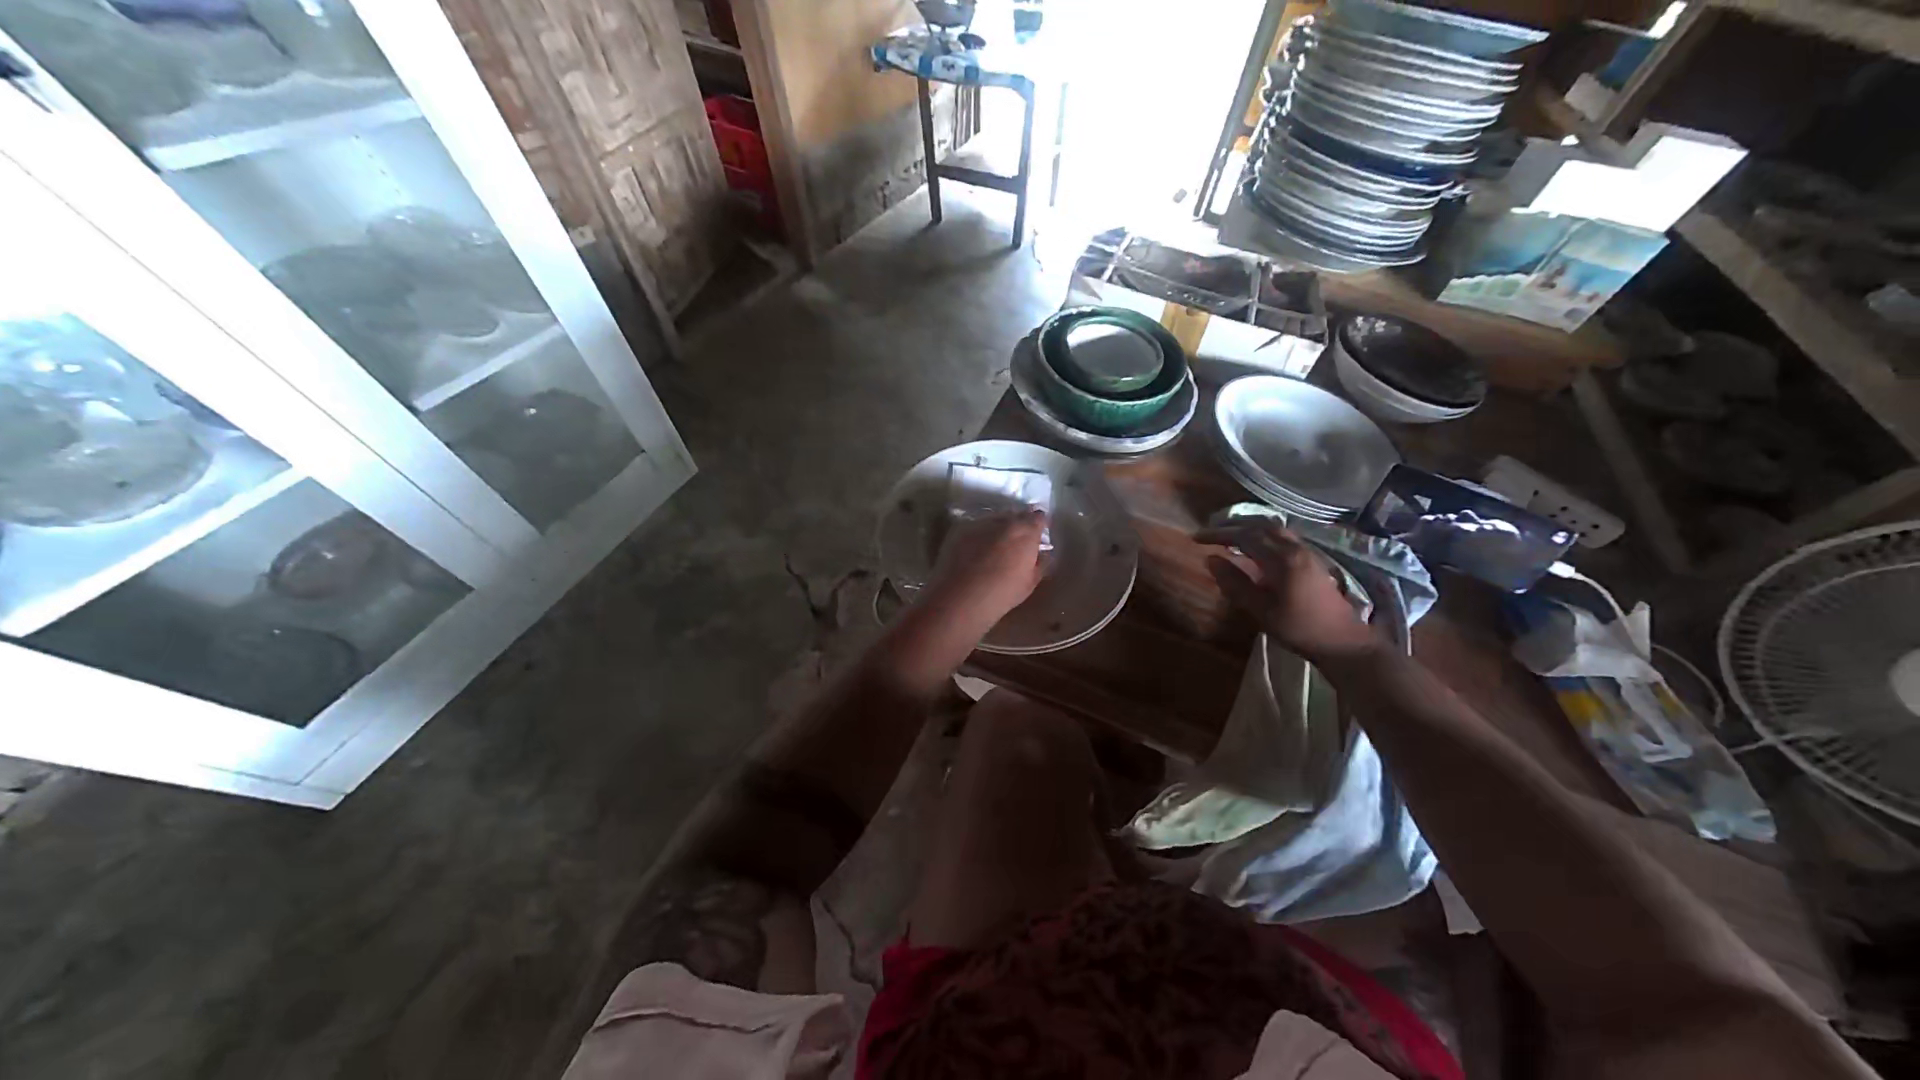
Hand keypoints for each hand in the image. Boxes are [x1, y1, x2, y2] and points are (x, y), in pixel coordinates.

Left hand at [923, 509, 1047, 633]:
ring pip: (994, 519)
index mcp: (1026, 531)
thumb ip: (1040, 563)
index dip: (1039, 525)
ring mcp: (979, 522)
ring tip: (995, 546)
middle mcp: (1003, 520)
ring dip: (998, 528)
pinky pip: (975, 527)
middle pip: (1016, 515)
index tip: (1038, 536)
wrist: (961, 597)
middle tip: (1017, 543)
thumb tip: (1043, 554)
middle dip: (1019, 525)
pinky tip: (975, 550)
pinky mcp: (959, 530)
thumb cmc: (1002, 593)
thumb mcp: (1030, 582)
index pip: (1038, 517)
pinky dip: (979, 535)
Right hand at [1196, 523, 1379, 663]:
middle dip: (1232, 528)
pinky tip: (1255, 549)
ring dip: (1249, 530)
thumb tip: (1211, 560)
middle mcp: (1295, 549)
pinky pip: (1283, 538)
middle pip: (1260, 527)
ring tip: (1230, 539)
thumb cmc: (1299, 628)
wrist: (1342, 641)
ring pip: (1273, 530)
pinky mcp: (1312, 560)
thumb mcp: (1261, 610)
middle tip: (1211, 536)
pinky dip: (1263, 536)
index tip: (1197, 538)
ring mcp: (1306, 553)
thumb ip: (1235, 583)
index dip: (1218, 535)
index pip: (1245, 537)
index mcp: (1282, 560)